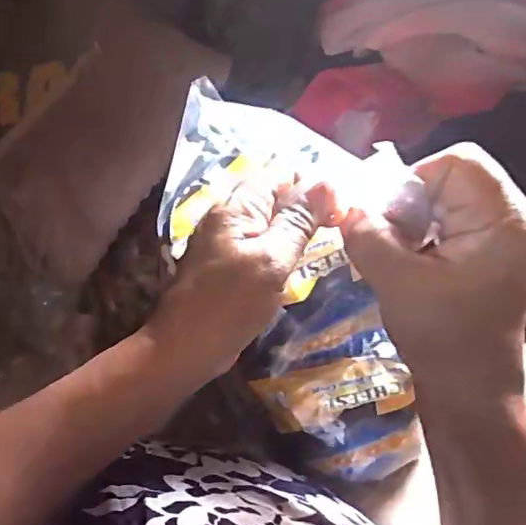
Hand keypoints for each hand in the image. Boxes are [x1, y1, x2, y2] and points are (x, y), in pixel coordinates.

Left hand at [147, 170, 336, 379]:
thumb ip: (297, 221)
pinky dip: (280, 258)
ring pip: (268, 229)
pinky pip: (259, 253)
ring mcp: (224, 247)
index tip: (340, 210)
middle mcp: (226, 221)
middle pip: (274, 201)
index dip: (312, 186)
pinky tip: (298, 271)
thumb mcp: (272, 260)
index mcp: (234, 210)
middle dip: (306, 212)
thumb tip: (326, 183)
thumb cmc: (229, 304)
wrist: (185, 349)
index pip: (278, 175)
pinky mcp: (227, 272)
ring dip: (295, 237)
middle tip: (338, 233)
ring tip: (325, 250)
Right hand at [341, 143, 525, 396]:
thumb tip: (345, 208)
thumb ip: (370, 238)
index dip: (411, 179)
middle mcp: (512, 220)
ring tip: (393, 255)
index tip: (383, 217)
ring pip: (445, 201)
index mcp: (504, 220)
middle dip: (407, 202)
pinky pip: (446, 225)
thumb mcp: (398, 283)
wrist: (470, 390)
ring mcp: (501, 240)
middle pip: (452, 177)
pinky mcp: (486, 257)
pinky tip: (404, 265)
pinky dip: (418, 237)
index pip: (458, 162)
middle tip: (383, 237)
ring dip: (410, 221)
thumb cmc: (442, 337)